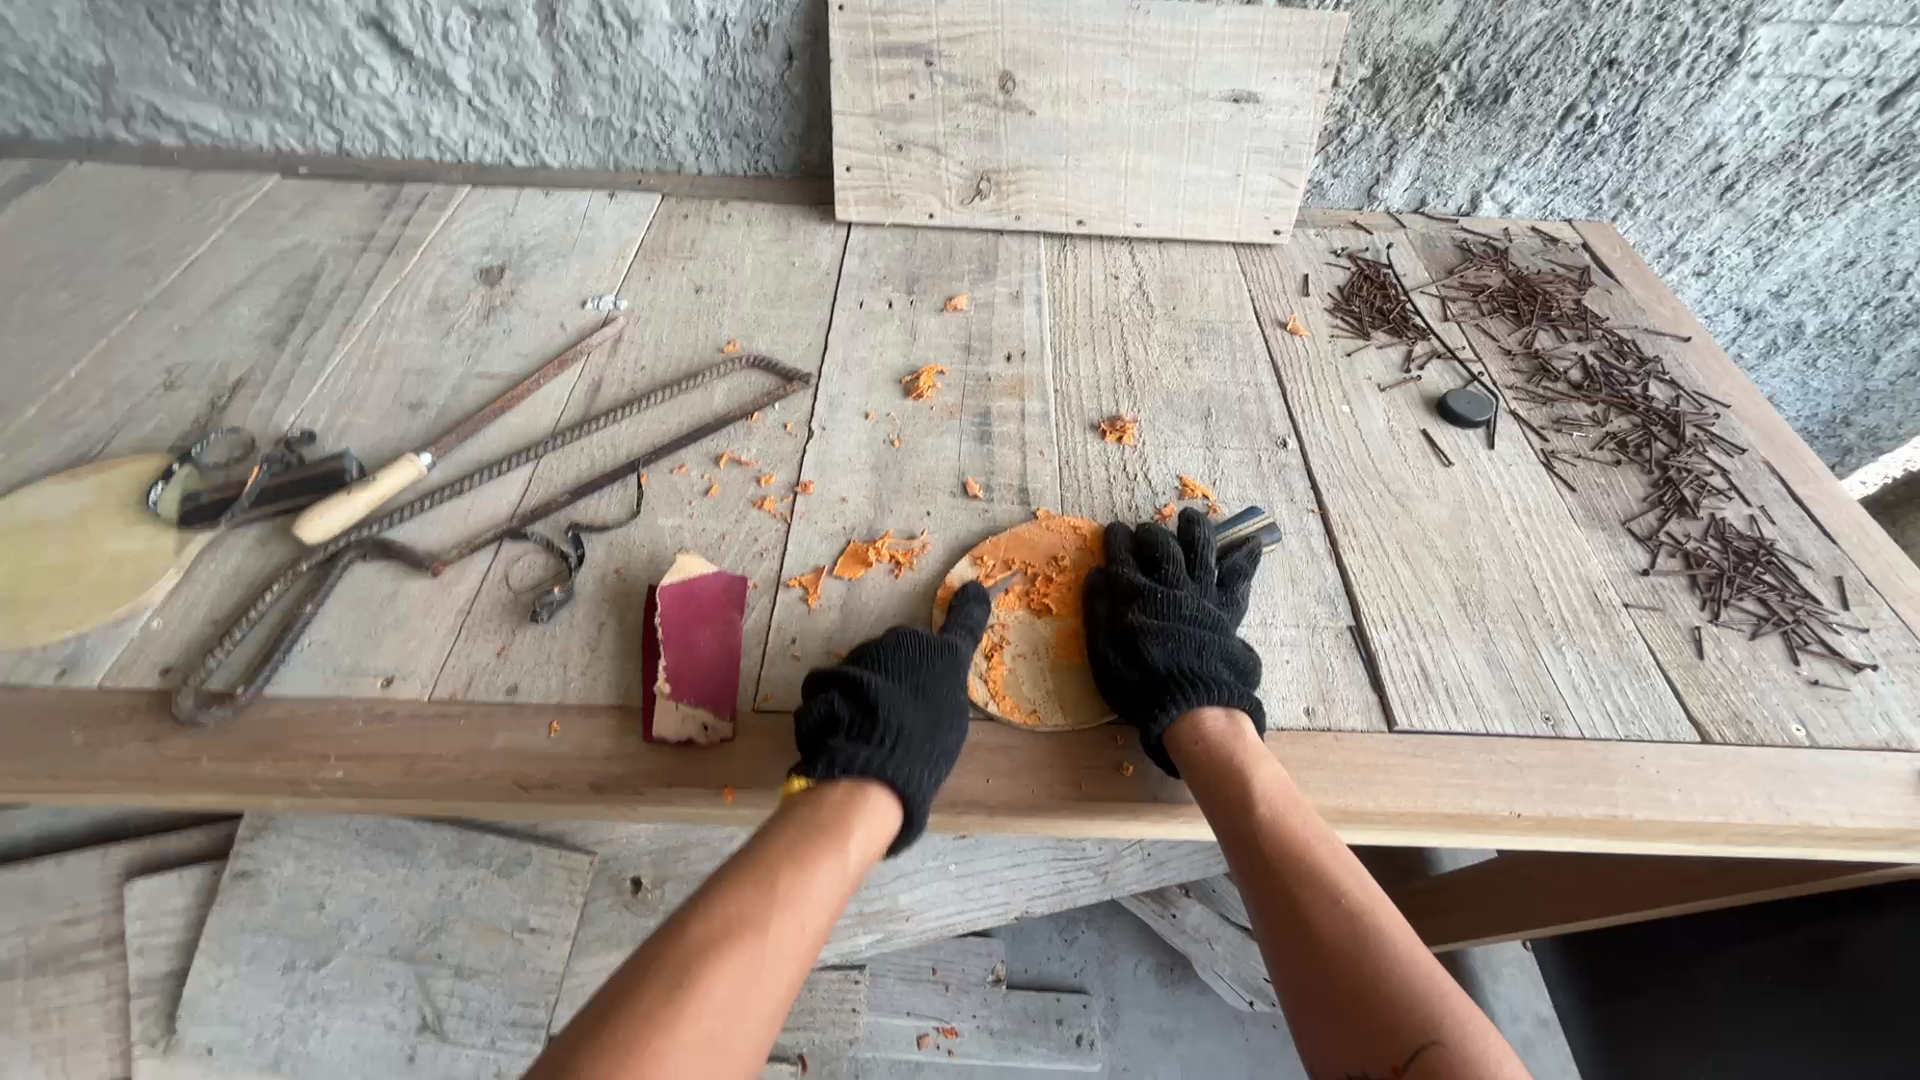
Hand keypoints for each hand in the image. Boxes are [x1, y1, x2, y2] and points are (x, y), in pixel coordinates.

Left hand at [790, 581, 991, 854]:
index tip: (972, 587)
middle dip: (904, 668)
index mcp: (945, 656)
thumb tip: (926, 685)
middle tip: (903, 707)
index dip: (969, 607)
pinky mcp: (837, 668)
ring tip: (873, 723)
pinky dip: (848, 697)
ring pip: (875, 663)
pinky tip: (849, 725)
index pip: (963, 625)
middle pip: (908, 648)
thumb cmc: (925, 746)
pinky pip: (848, 681)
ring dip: (874, 684)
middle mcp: (908, 641)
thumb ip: (941, 691)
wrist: (869, 756)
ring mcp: (869, 651)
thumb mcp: (949, 720)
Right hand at [1083, 507, 1264, 776]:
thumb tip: (1097, 574)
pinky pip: (1237, 579)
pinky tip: (1251, 544)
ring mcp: (1200, 597)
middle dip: (1150, 533)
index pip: (1122, 556)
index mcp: (1134, 596)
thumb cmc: (1139, 685)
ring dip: (1195, 530)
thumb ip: (1098, 610)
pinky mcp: (1225, 611)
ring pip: (1200, 551)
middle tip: (1145, 529)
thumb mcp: (1102, 652)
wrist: (1194, 706)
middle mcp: (1169, 588)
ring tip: (1191, 517)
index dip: (1117, 540)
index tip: (1114, 530)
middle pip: (1161, 548)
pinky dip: (1245, 560)